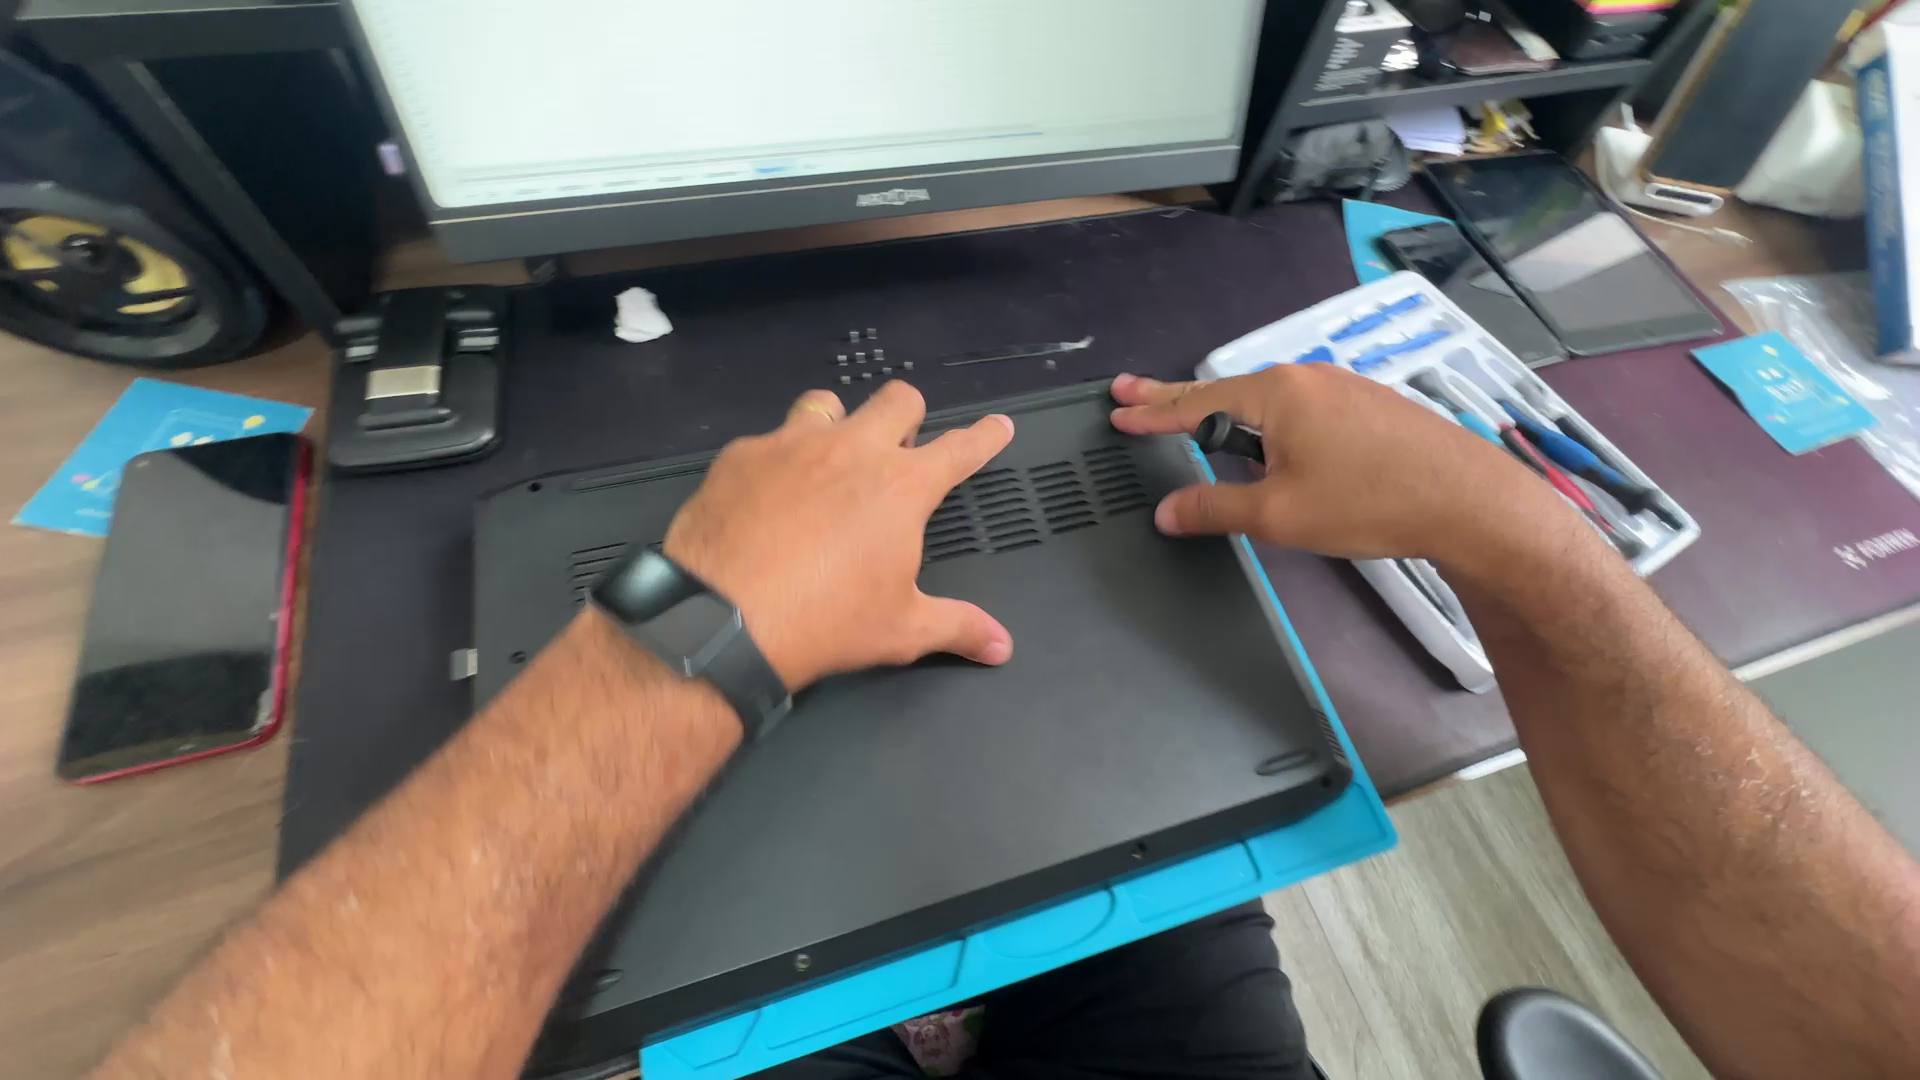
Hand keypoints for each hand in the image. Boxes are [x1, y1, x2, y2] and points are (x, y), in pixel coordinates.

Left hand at [664, 381, 1015, 690]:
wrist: (723, 621)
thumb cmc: (825, 622)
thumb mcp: (902, 631)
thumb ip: (960, 628)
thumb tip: (1001, 646)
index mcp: (901, 487)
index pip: (960, 449)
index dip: (985, 436)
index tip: (996, 426)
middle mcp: (852, 451)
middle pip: (898, 399)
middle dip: (909, 416)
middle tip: (901, 449)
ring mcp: (793, 445)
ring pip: (829, 403)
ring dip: (840, 424)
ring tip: (830, 459)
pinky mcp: (742, 455)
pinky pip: (770, 439)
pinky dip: (779, 459)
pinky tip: (768, 493)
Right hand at [1108, 367, 1578, 567]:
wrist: (1471, 503)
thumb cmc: (1366, 502)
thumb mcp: (1277, 513)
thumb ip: (1213, 507)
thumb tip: (1166, 511)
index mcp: (1276, 395)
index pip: (1195, 402)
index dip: (1152, 411)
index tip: (1117, 408)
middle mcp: (1304, 379)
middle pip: (1224, 392)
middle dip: (1173, 398)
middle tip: (1130, 391)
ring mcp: (1340, 389)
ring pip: (1263, 401)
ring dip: (1220, 413)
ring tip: (1189, 424)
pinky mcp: (1366, 407)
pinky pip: (1295, 409)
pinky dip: (1261, 422)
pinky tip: (1264, 441)